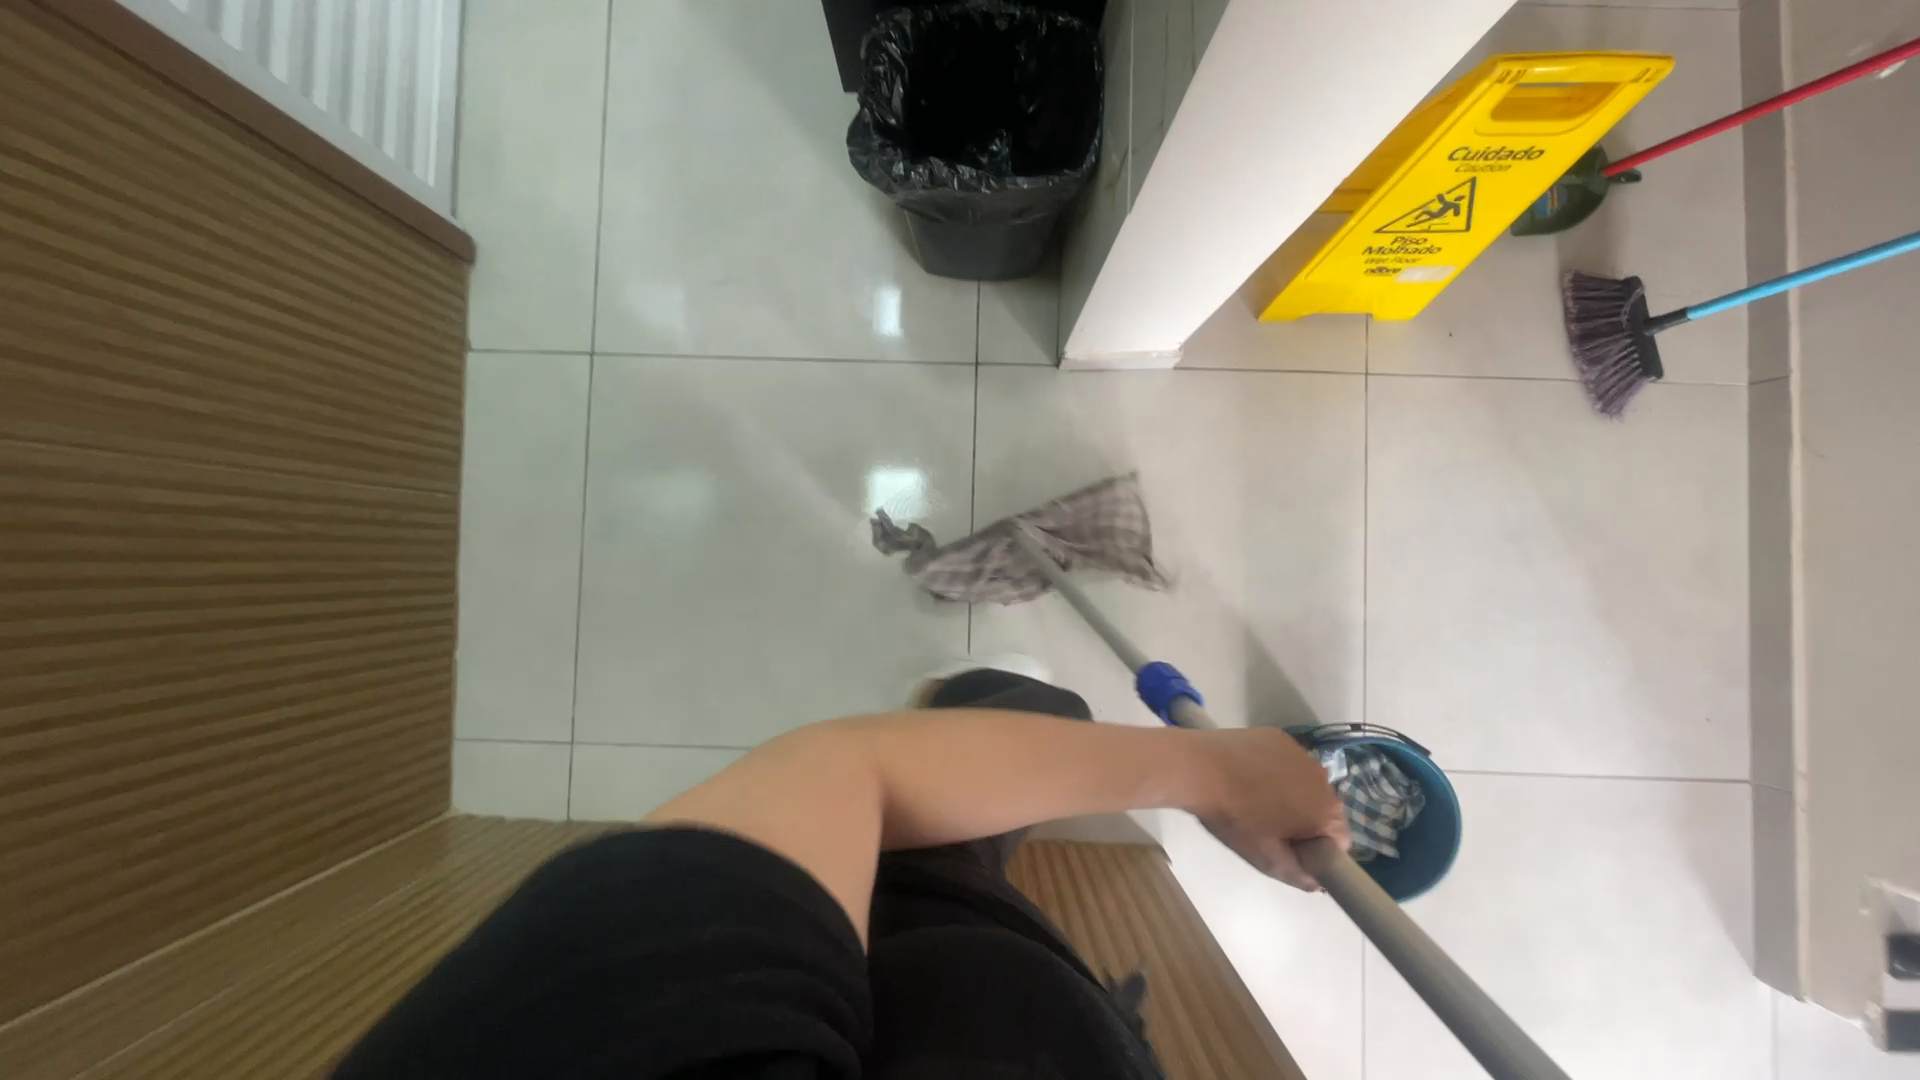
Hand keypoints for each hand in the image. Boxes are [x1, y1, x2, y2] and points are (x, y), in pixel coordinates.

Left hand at [1185, 728, 1350, 890]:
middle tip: (1268, 825)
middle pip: (1323, 808)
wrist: (1198, 768)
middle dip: (1304, 820)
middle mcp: (1322, 777)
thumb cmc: (1233, 817)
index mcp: (1326, 810)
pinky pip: (1286, 760)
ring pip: (1304, 782)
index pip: (1339, 841)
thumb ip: (1298, 875)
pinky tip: (1247, 772)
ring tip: (1253, 797)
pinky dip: (1274, 768)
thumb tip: (1315, 880)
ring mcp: (1300, 752)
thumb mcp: (1265, 858)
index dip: (1317, 851)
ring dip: (1289, 792)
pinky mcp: (1277, 736)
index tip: (1290, 850)